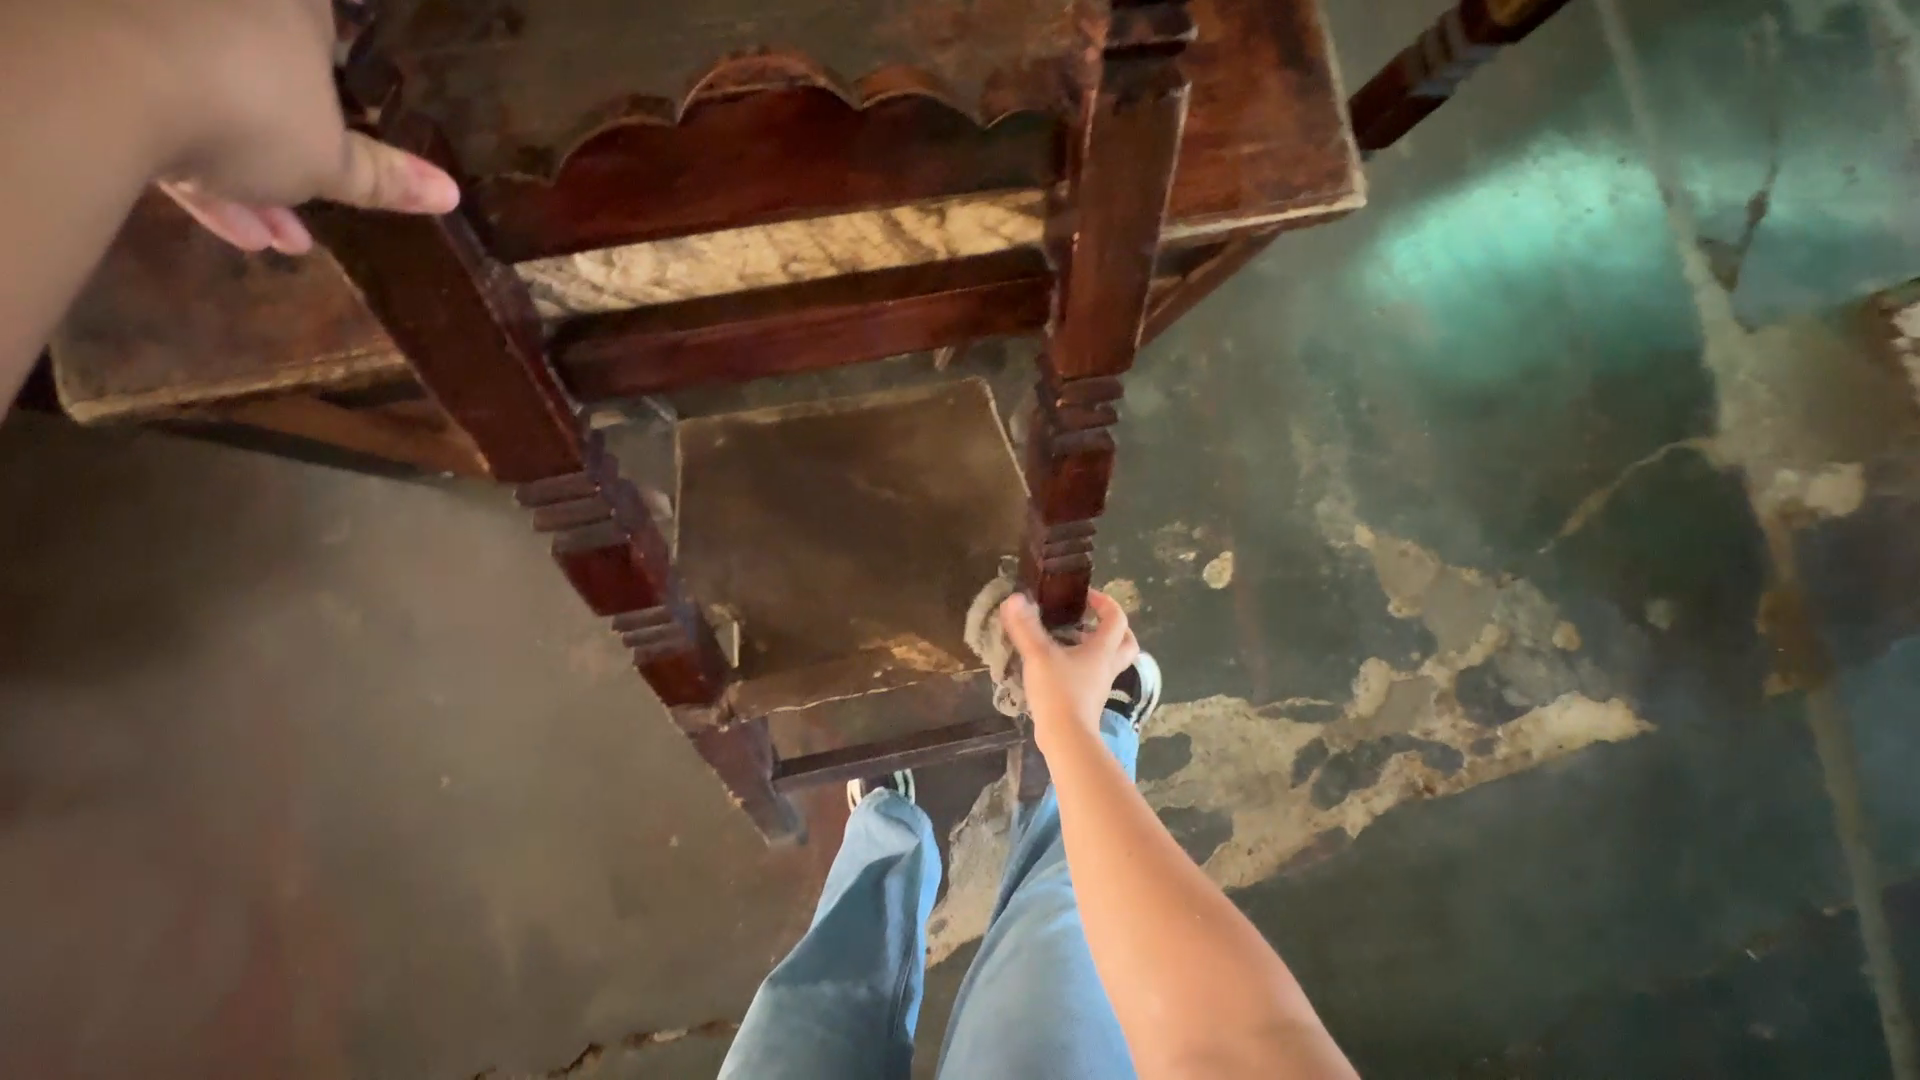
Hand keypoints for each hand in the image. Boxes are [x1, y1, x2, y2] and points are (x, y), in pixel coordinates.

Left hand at [118, 0, 458, 251]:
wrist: (89, 76)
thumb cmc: (249, 109)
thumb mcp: (331, 161)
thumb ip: (386, 178)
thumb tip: (450, 193)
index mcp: (288, 4)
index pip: (319, 36)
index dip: (326, 86)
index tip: (330, 134)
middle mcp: (214, 0)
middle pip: (257, 74)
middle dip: (282, 152)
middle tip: (304, 212)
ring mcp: (142, 15)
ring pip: (201, 97)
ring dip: (239, 174)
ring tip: (272, 239)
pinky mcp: (80, 40)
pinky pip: (147, 105)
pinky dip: (184, 162)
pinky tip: (225, 223)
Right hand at [999, 590, 1138, 751]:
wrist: (1066, 738)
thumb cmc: (1059, 692)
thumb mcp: (1038, 655)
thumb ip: (1025, 627)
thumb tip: (1014, 599)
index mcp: (1102, 650)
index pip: (1117, 618)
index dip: (1105, 602)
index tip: (1086, 595)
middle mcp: (1106, 667)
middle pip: (1126, 643)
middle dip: (1113, 628)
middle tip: (1092, 620)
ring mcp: (1099, 686)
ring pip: (1109, 661)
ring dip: (1096, 647)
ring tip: (1069, 639)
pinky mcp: (1088, 701)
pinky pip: (1093, 676)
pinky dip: (1082, 666)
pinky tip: (1059, 665)